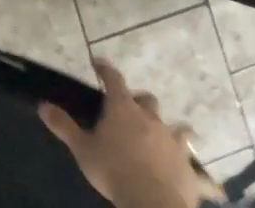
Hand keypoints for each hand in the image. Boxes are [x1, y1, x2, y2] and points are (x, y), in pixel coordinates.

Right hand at [38, 60, 223, 207]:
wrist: (153, 204)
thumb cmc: (113, 170)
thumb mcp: (81, 148)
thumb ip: (63, 126)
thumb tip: (42, 105)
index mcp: (124, 111)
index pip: (114, 80)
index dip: (106, 70)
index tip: (99, 62)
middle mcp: (153, 121)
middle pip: (149, 101)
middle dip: (141, 101)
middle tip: (133, 108)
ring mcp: (176, 146)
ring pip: (182, 131)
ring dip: (176, 132)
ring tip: (172, 136)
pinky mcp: (192, 174)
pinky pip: (203, 177)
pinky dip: (204, 180)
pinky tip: (212, 187)